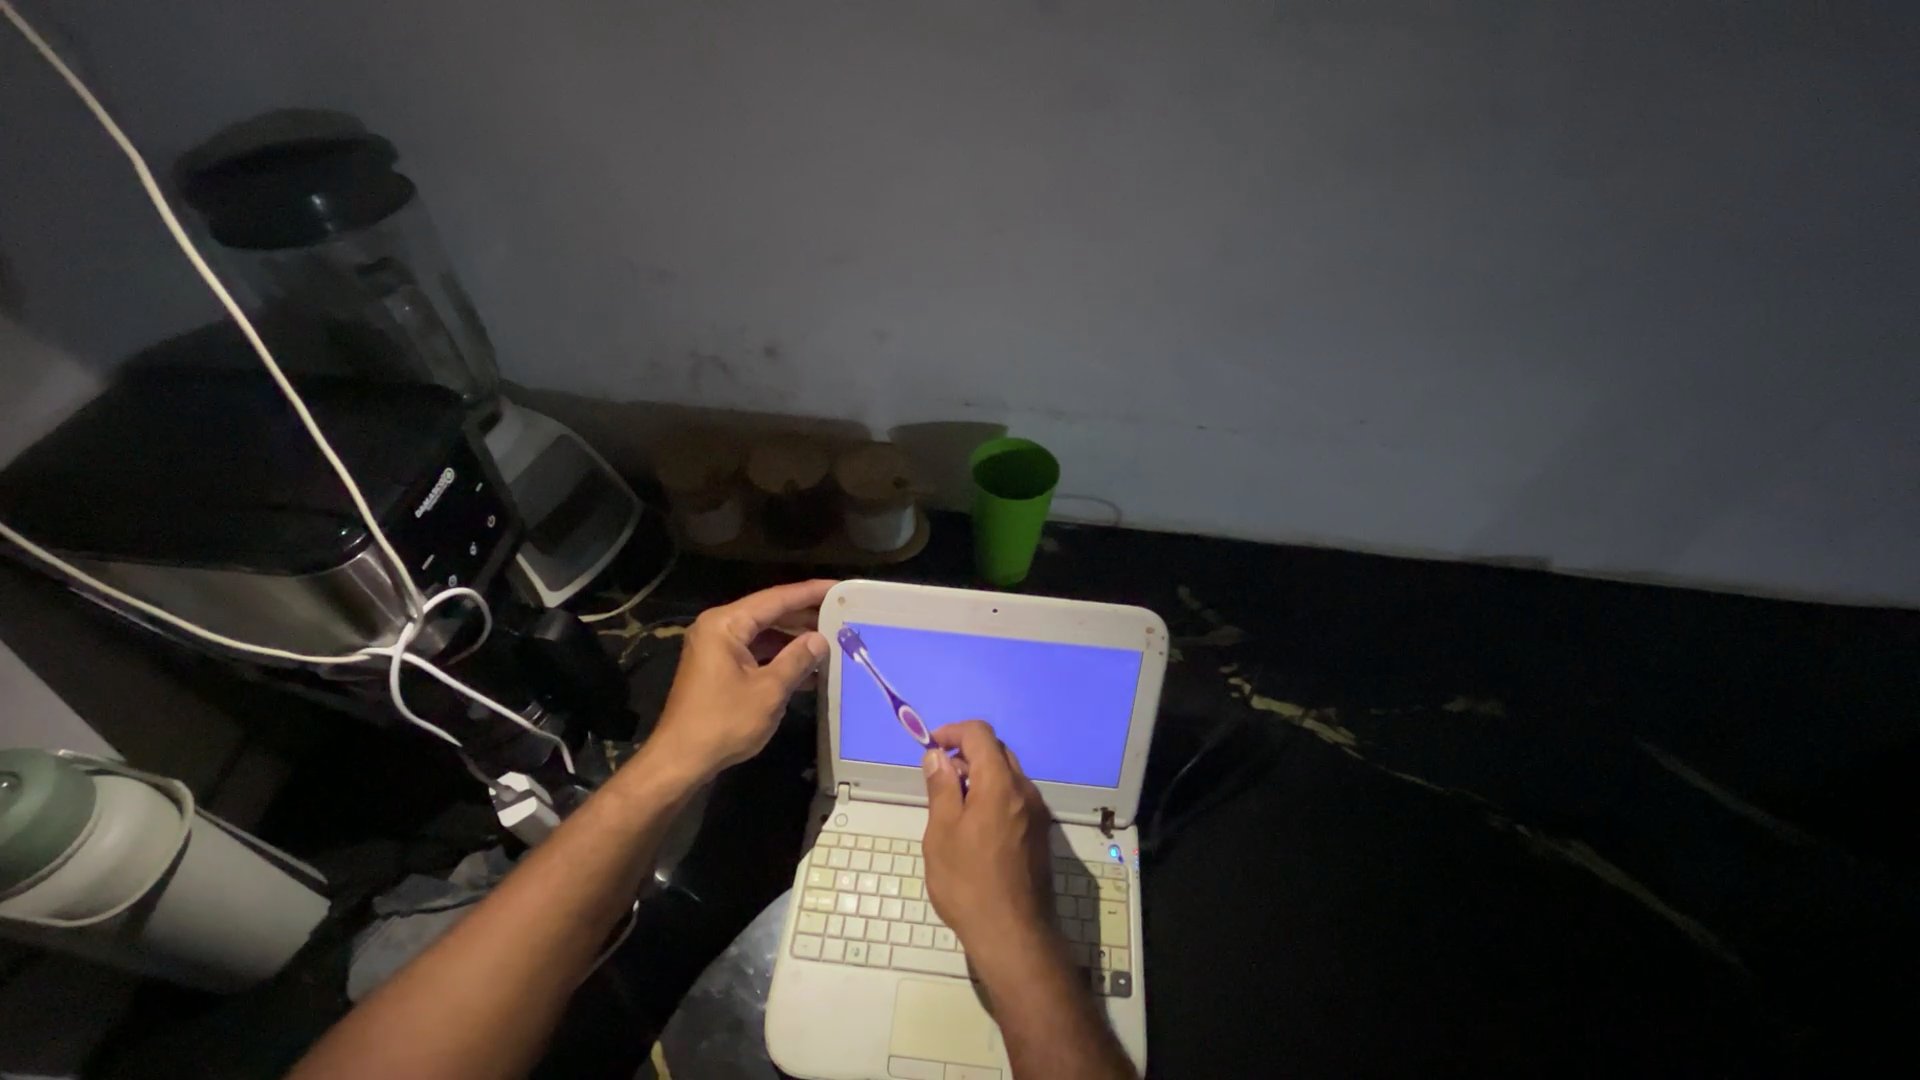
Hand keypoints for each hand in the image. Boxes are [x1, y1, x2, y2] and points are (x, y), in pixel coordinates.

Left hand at [650, 580, 833, 779]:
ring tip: (831, 640)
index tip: (840, 588)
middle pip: (769, 613)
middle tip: (842, 613)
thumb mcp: (769, 690)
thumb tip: (820, 639)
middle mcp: (718, 628)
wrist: (680, 760)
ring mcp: (717, 649)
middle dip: (805, 616)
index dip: (810, 593)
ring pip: (764, 634)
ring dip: (795, 639)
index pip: (776, 599)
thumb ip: (797, 659)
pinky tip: (809, 670)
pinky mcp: (719, 668)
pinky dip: (780, 657)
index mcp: (726, 624)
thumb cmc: (723, 722)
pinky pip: (756, 652)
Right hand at [921, 720, 1057, 962]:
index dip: (953, 732)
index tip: (931, 747)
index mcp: (1000, 784)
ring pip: (1008, 775)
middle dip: (967, 752)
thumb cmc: (969, 883)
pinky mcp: (1040, 833)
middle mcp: (1025, 791)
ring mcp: (1037, 812)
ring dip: (981, 775)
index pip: (980, 734)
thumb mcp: (942, 833)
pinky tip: (975, 825)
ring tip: (953, 803)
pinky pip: (1015, 797)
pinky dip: (994, 794)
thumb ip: (941, 788)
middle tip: (940, 777)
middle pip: (997, 751)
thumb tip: (938, 756)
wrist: (1014, 935)